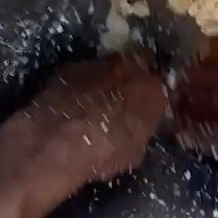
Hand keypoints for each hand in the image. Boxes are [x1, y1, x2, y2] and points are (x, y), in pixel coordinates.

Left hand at [3, 53, 168, 190]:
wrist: (57, 142)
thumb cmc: (104, 153)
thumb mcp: (135, 150)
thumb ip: (142, 128)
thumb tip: (139, 125)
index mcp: (152, 90)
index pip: (160, 85)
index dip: (152, 95)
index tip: (146, 105)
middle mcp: (130, 69)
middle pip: (138, 64)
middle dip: (133, 76)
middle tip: (124, 96)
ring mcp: (98, 64)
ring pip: (109, 66)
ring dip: (106, 79)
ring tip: (94, 100)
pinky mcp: (69, 67)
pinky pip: (81, 73)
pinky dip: (80, 84)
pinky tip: (71, 102)